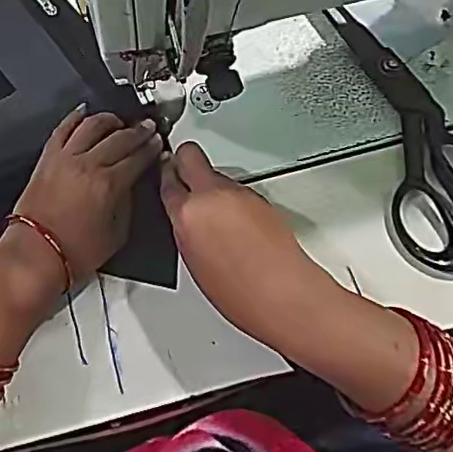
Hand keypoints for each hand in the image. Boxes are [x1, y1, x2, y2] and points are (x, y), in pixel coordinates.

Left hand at [0, 107, 160, 302]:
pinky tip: (83, 113)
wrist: (37, 254)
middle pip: (120, 138)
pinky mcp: (47, 159)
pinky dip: (74, 118)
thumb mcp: (116, 234)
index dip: (151, 148)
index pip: (137, 157)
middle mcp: (86, 165)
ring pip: (91, 125)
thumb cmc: (71, 252)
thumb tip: (130, 185)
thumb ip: (127, 204)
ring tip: (119, 121)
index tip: (157, 143)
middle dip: (138, 131)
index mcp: (108, 184)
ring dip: (110, 119)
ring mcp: (65, 159)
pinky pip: (62, 129)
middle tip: (147, 128)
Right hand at [161, 141, 340, 348]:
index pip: (167, 181)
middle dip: (184, 160)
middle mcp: (212, 195)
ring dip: (213, 186)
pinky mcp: (260, 197)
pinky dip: (234, 199)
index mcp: (187, 214)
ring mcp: (239, 193)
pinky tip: (239, 223)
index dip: (166, 176)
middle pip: (189, 155)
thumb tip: (186, 221)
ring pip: (216, 173)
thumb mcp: (193, 263)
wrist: (287, 296)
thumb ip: (185, 230)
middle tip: (183, 170)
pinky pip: (238, 188)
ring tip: (218, 214)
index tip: (167, 175)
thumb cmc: (244, 293)